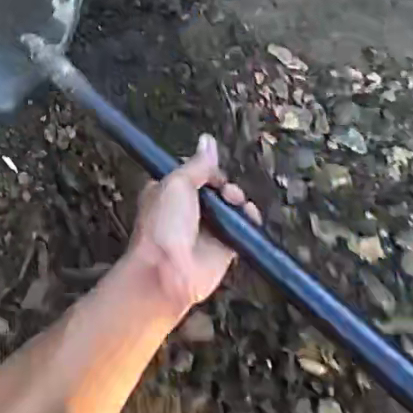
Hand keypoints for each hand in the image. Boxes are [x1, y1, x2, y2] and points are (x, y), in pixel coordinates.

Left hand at [127, 135, 260, 312]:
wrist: (168, 272)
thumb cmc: (163, 225)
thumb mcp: (177, 183)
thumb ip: (197, 164)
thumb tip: (207, 141)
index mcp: (169, 191)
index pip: (194, 172)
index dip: (206, 169)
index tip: (212, 171)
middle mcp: (187, 209)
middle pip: (215, 188)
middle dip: (224, 184)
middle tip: (225, 190)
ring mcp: (205, 229)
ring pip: (230, 206)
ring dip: (237, 199)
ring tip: (235, 202)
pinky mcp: (223, 247)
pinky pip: (241, 228)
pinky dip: (248, 219)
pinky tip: (248, 214)